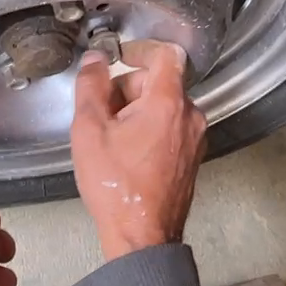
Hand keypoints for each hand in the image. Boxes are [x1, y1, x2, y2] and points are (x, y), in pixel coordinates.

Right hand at [70, 40, 206, 260]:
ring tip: (110, 135)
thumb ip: (91, 85)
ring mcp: (195, 139)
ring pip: (164, 104)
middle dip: (128, 87)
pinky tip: (126, 150)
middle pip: (160, 81)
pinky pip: (171, 126)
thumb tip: (96, 59)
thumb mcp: (90, 129)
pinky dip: (149, 127)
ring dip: (137, 108)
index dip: (139, 49)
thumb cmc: (116, 185)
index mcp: (168, 103)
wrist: (141, 236)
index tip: (119, 56)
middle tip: (101, 110)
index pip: (165, 54)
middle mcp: (190, 116)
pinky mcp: (192, 157)